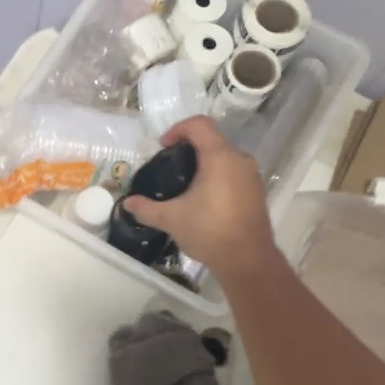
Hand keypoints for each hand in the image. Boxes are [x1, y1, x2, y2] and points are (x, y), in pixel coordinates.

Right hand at [122, 117, 279, 275]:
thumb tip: (127, 204)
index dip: (178, 129)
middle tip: (171, 168)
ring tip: (186, 186)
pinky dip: (218, 178)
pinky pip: (234, 174)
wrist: (247, 259)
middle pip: (212, 140)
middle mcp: (239, 159)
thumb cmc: (209, 230)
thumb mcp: (171, 219)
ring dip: (205, 165)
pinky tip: (205, 201)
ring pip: (225, 158)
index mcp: (219, 157)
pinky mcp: (257, 192)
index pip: (199, 125)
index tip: (163, 146)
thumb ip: (147, 208)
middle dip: (189, 149)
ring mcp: (251, 175)